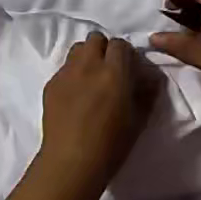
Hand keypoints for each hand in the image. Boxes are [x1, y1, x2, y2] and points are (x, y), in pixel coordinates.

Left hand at [35, 32, 158, 187]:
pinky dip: (72, 73)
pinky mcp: (50, 84)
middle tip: (109, 70)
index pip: (120, 44)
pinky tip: (75, 95)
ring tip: (91, 78)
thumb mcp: (139, 119)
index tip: (128, 68)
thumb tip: (150, 75)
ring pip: (77, 49)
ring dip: (86, 56)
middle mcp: (88, 65)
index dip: (125, 54)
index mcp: (114, 72)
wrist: (71, 161)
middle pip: (95, 39)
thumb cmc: (111, 144)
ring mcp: (65, 73)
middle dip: (104, 49)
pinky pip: (63, 68)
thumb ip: (147, 92)